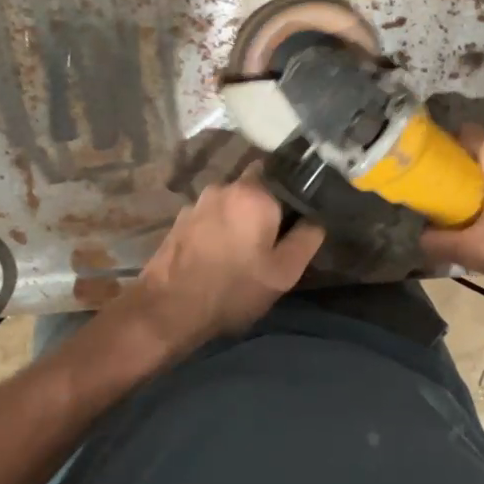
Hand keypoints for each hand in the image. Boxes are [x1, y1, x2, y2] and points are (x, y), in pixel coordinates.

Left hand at [136, 166, 324, 347]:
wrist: (167, 310)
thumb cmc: (233, 289)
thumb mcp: (284, 272)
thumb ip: (307, 238)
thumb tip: (316, 218)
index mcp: (255, 192)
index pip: (285, 174)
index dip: (295, 195)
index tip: (299, 219)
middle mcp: (224, 186)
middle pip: (256, 186)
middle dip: (266, 206)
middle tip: (273, 238)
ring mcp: (198, 201)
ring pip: (232, 201)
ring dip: (240, 218)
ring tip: (244, 249)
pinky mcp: (180, 220)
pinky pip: (211, 215)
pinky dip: (219, 228)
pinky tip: (220, 254)